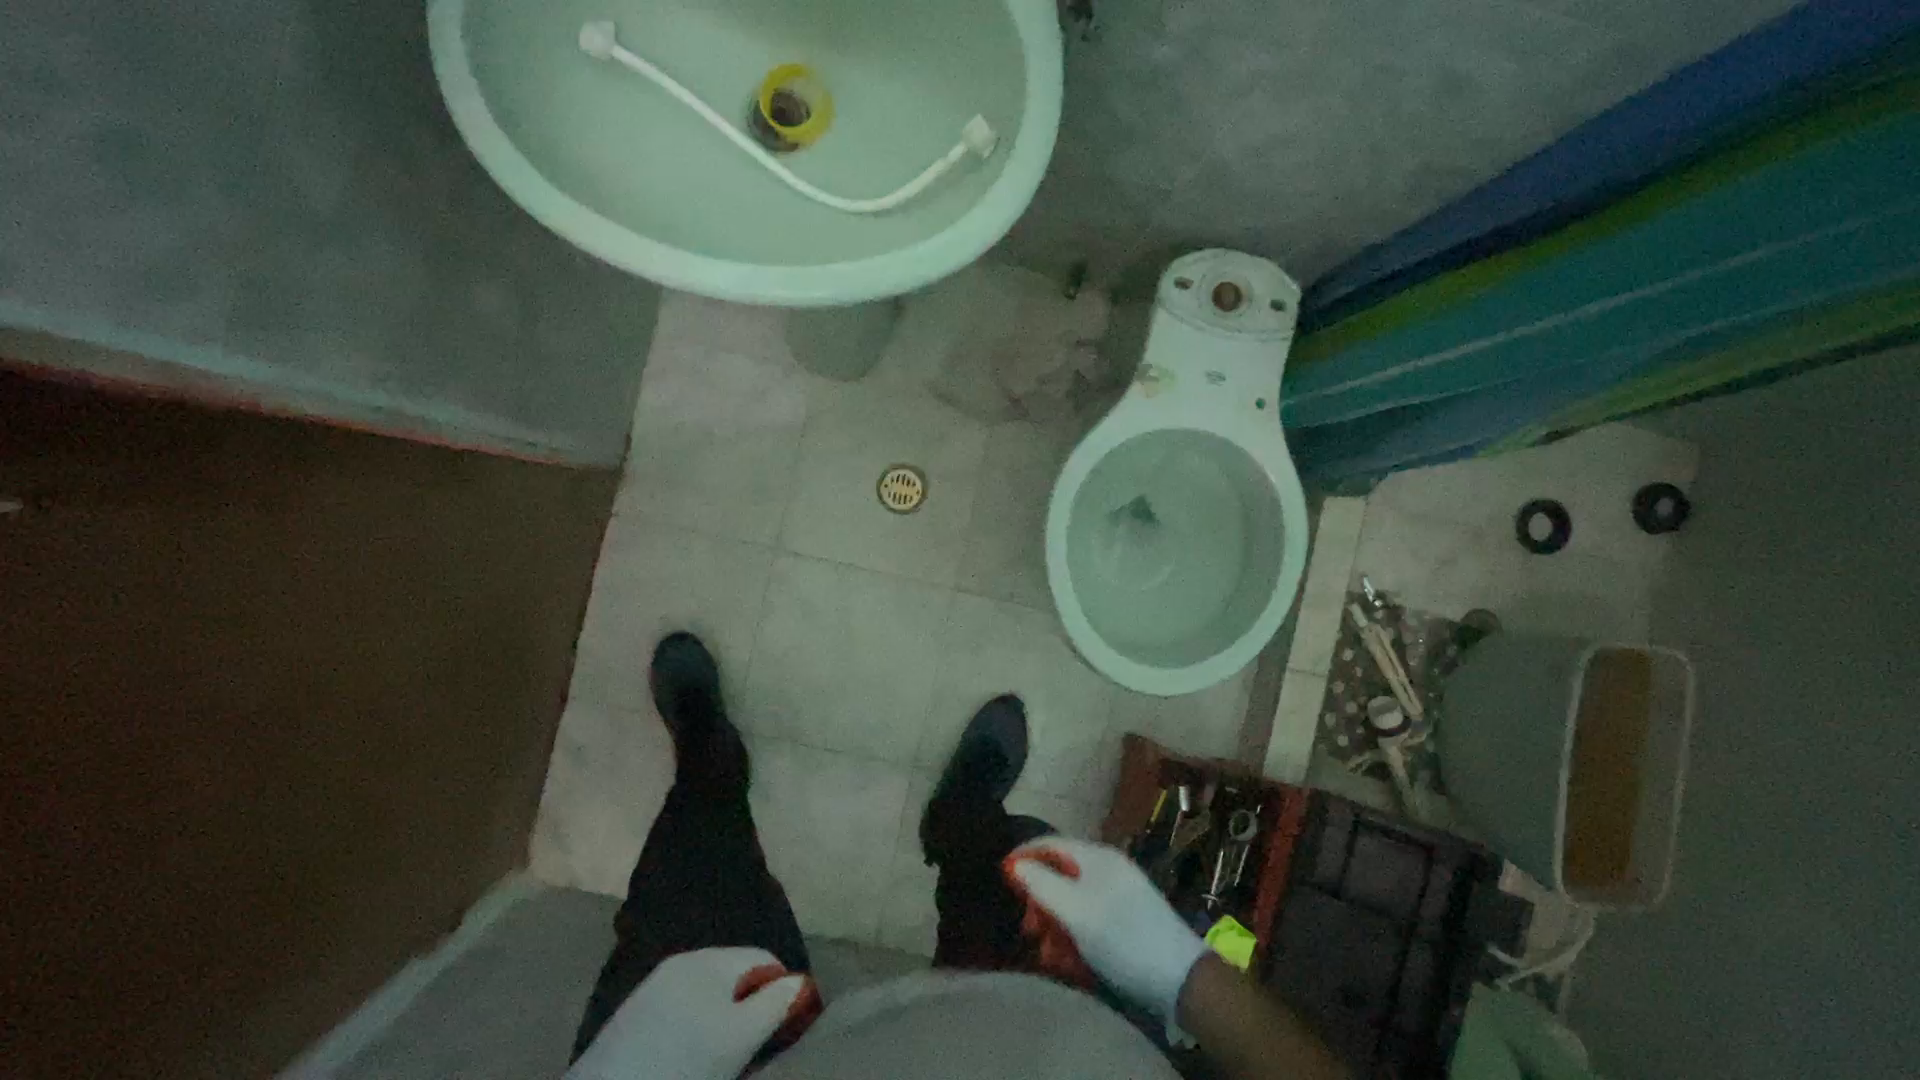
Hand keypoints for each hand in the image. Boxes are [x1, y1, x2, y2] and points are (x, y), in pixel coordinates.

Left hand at [566, 946, 816, 1079]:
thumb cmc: (683, 1064)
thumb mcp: (741, 1038)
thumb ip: (776, 1004)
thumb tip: (801, 982)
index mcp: (707, 959)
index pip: (764, 958)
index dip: (783, 990)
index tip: (788, 1029)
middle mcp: (680, 962)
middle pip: (735, 976)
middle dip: (751, 1007)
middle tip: (756, 1049)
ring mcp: (652, 988)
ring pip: (708, 996)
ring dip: (724, 1021)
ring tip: (723, 1058)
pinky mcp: (632, 1017)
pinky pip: (681, 1011)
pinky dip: (695, 1029)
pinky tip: (689, 1060)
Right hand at [1007, 837, 1207, 1019]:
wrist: (1180, 979)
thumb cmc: (1123, 938)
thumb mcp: (1076, 912)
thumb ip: (1042, 884)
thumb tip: (1014, 864)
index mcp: (1097, 858)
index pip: (1049, 843)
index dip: (1022, 857)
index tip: (1001, 879)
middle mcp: (1108, 869)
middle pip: (1060, 873)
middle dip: (1039, 900)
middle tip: (1029, 930)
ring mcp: (1120, 894)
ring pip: (1073, 901)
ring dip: (1056, 925)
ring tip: (1049, 954)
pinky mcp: (1127, 920)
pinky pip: (1090, 918)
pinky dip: (1075, 935)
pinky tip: (1071, 961)